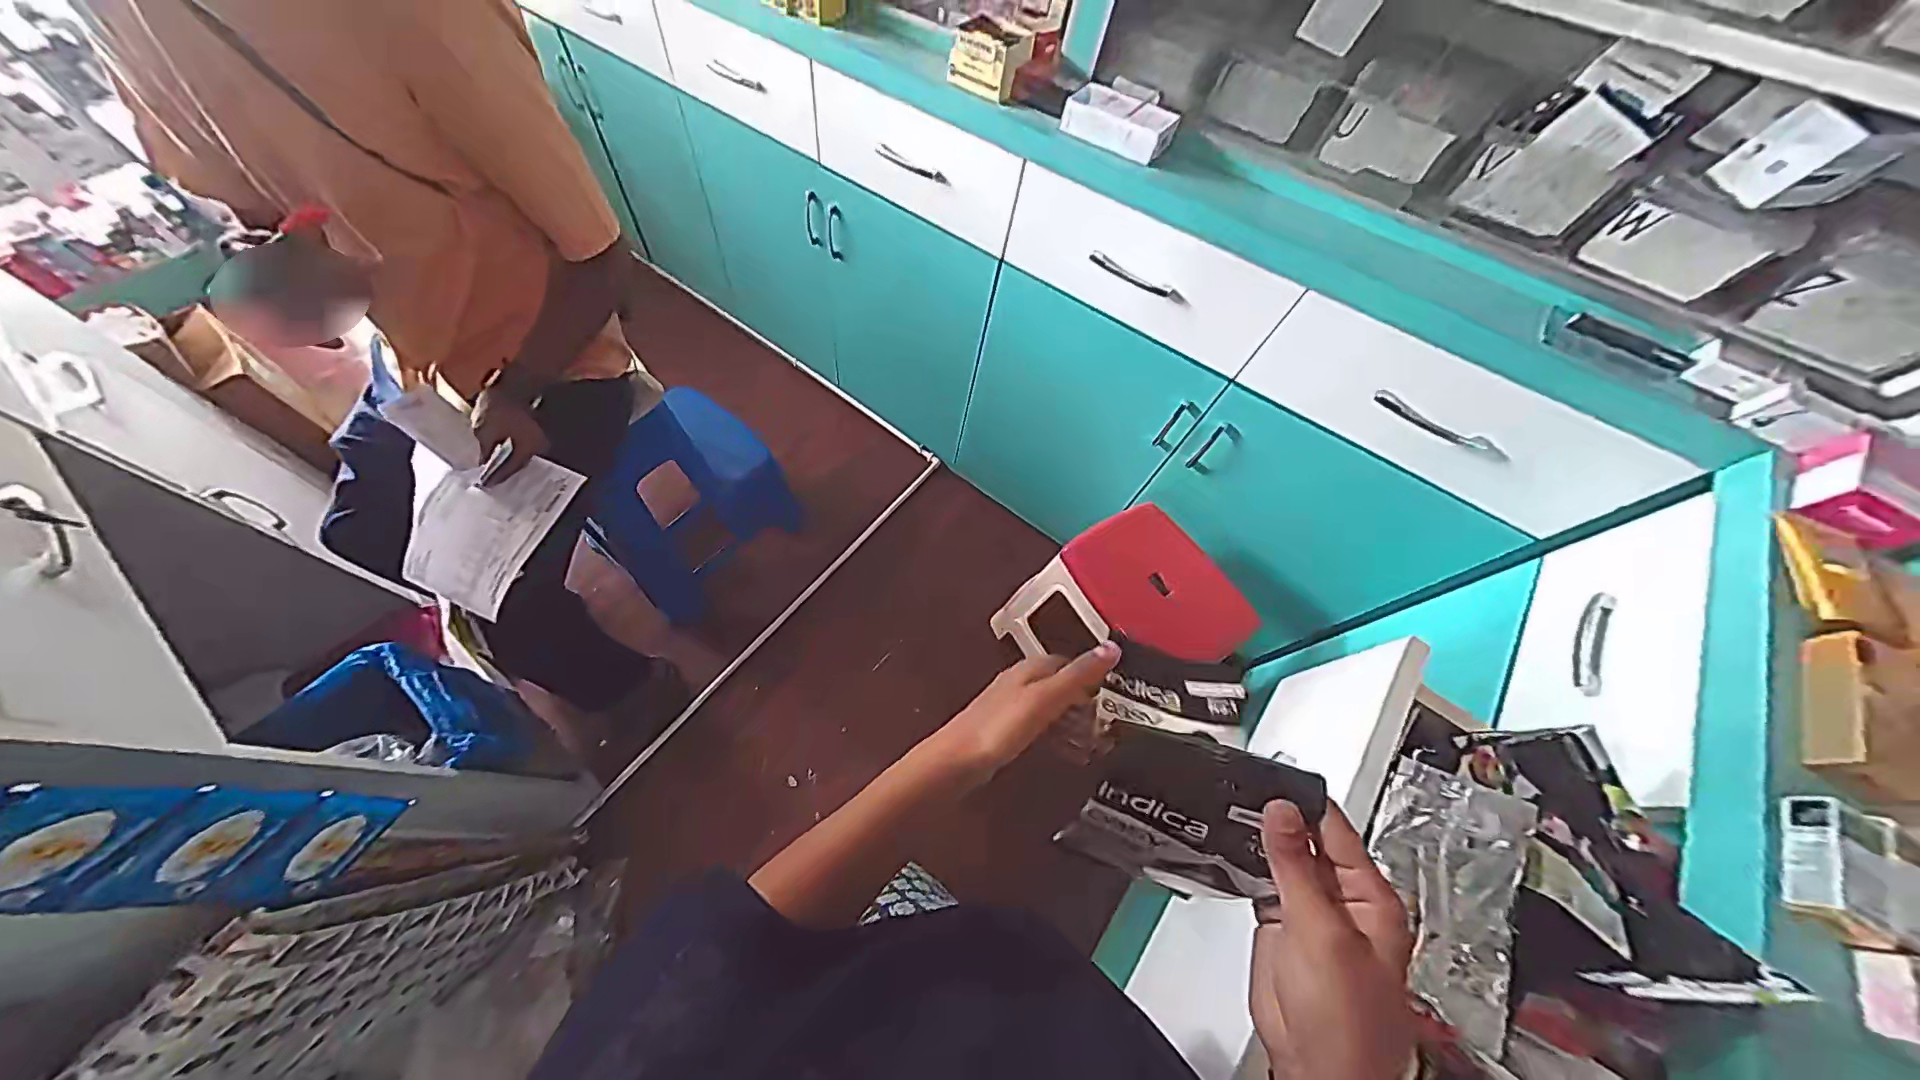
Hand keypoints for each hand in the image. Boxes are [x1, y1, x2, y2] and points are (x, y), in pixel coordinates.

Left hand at [470, 386, 549, 485]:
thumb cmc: (501, 407)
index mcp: (528, 449)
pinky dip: (510, 446)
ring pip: (521, 451)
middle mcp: (539, 445)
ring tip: (494, 463)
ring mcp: (538, 434)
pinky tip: (501, 446)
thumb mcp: (485, 428)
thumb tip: (482, 462)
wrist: (518, 381)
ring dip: (509, 458)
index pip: (512, 469)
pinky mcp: (533, 425)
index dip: (498, 476)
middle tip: (492, 476)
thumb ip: (483, 448)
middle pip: (520, 462)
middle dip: (506, 469)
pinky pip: (520, 441)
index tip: (486, 484)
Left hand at [911, 642, 1118, 789]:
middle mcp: (1019, 683)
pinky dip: (1060, 737)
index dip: (1093, 675)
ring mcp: (1012, 708)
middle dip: (1087, 704)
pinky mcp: (1006, 732)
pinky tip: (1068, 752)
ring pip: (1053, 709)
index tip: (1116, 693)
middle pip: (1062, 686)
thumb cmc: (997, 728)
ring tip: (1095, 742)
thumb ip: (1078, 675)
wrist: (957, 762)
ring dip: (1075, 723)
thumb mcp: (1045, 698)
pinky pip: (1042, 729)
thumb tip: (1110, 648)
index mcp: (1029, 669)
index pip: (1070, 662)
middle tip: (1108, 725)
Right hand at [1250, 800, 1415, 1079]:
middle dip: (1275, 815)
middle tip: (1243, 789)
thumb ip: (1296, 867)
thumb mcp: (1321, 932)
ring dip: (1258, 836)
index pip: (1334, 829)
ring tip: (1232, 810)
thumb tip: (1281, 812)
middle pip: (1304, 838)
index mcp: (1368, 896)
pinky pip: (1261, 876)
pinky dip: (1246, 860)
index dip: (1302, 802)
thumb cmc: (1348, 1022)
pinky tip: (1231, 846)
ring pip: (1280, 855)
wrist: (1315, 1066)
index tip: (1271, 779)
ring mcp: (1307, 908)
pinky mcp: (1279, 919)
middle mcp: (1339, 896)